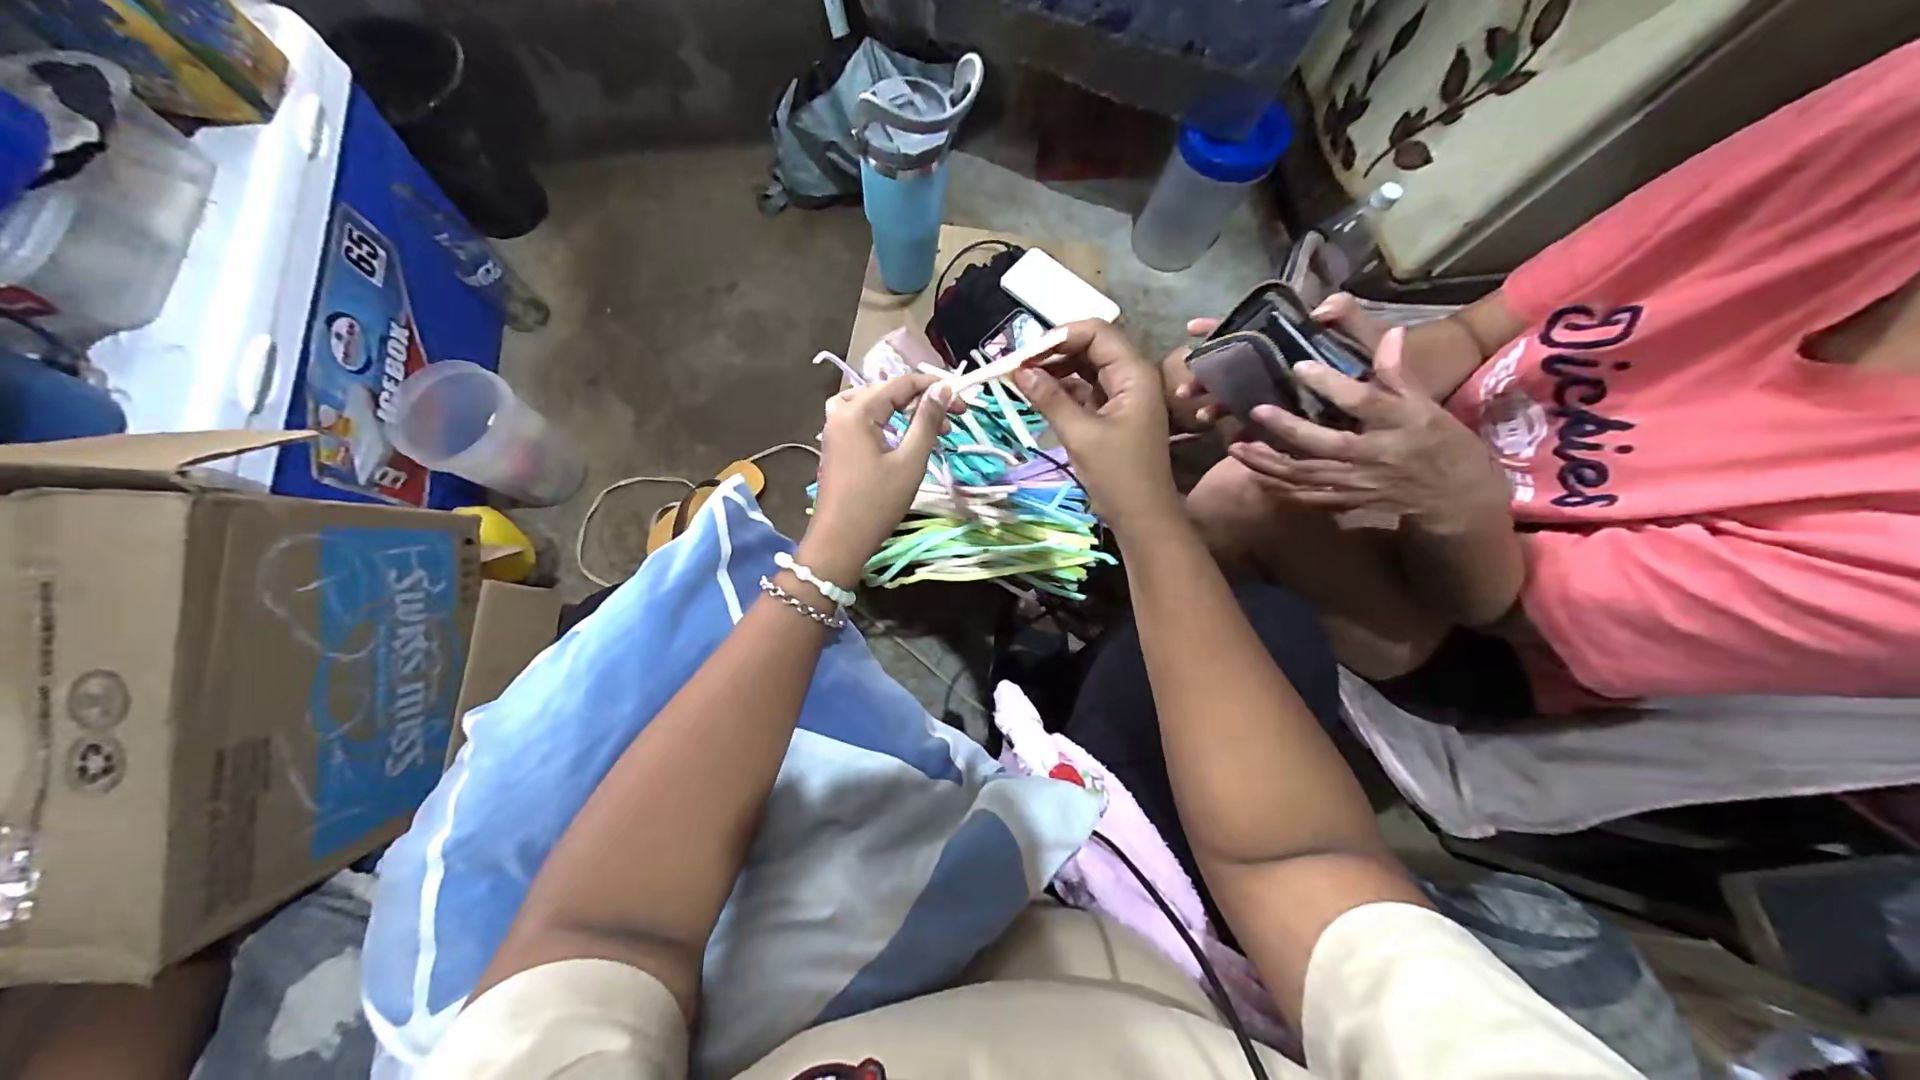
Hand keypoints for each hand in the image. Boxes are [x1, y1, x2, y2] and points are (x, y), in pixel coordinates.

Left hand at [805, 374, 962, 581]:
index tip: (962, 405)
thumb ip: (926, 421)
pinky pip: (862, 419)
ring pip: (874, 403)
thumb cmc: (877, 503)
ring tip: (927, 428)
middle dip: (920, 401)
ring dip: (903, 410)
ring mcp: (834, 428)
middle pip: (886, 390)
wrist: (839, 541)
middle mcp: (841, 412)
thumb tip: (943, 389)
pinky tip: (901, 436)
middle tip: (949, 422)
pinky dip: (886, 421)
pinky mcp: (835, 444)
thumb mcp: (910, 461)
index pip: (901, 383)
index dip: (934, 388)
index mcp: (857, 411)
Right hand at [1013, 320, 1181, 535]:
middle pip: (1090, 347)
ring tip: (1021, 379)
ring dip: (1055, 370)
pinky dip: (1062, 390)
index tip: (1025, 352)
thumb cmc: (1118, 476)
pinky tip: (1037, 394)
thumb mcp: (1080, 435)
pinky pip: (1085, 390)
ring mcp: (1123, 396)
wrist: (1143, 517)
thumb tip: (1019, 371)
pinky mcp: (1112, 414)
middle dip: (1053, 352)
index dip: (1059, 336)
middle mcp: (1131, 377)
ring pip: (1085, 368)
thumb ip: (1050, 398)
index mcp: (1134, 374)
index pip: (1096, 333)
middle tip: (1016, 366)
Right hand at [1160, 296, 1391, 431]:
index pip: (1250, 330)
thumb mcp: (1368, 342)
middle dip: (1204, 373)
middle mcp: (1276, 368)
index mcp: (1291, 343)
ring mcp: (1276, 396)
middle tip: (1186, 385)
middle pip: (1231, 365)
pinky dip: (1235, 429)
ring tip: (1202, 413)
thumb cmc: (1383, 373)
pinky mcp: (1280, 424)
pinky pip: (1250, 425)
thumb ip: (1349, 319)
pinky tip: (1227, 438)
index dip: (1220, 326)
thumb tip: (1322, 307)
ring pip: (1234, 396)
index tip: (1193, 327)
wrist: (1401, 417)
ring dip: (1214, 402)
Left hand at [1227, 327, 1508, 536]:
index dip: (1331, 384)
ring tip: (1236, 448)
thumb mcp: (1427, 406)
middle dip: (1287, 429)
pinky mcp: (1345, 503)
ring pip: (1305, 475)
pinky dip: (1277, 488)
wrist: (1454, 499)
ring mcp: (1357, 484)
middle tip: (1255, 411)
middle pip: (1324, 444)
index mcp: (1399, 424)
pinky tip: (1253, 475)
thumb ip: (1398, 374)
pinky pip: (1304, 498)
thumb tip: (1389, 334)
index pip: (1362, 401)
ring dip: (1268, 463)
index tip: (1300, 366)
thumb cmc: (1442, 444)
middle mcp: (1374, 456)